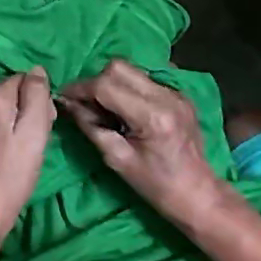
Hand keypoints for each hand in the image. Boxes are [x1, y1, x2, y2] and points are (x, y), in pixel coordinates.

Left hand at [0, 67, 55, 243]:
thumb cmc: (13, 174)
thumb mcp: (35, 132)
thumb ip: (37, 95)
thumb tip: (37, 70)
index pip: (25, 79)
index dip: (40, 99)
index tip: (46, 125)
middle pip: (10, 91)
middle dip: (26, 108)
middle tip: (36, 140)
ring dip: (14, 119)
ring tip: (21, 148)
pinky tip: (4, 152)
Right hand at [60, 60, 231, 220]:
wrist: (197, 193)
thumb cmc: (155, 185)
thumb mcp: (117, 160)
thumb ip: (91, 126)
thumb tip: (68, 103)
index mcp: (152, 116)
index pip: (106, 86)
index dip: (80, 88)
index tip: (63, 96)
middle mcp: (166, 96)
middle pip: (119, 67)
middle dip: (96, 81)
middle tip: (85, 103)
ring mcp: (176, 92)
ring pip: (132, 70)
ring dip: (112, 82)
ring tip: (104, 106)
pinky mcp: (180, 94)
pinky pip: (146, 79)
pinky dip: (129, 87)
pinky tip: (126, 108)